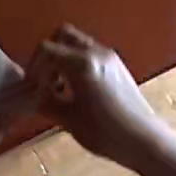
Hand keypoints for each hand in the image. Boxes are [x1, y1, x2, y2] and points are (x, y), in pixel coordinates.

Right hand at [30, 24, 175, 169]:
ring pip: (78, 44)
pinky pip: (91, 54)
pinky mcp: (117, 67)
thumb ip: (46, 102)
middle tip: (45, 80)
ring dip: (63, 59)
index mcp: (82, 64)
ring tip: (60, 88)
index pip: (47, 49)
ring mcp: (109, 58)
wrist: (143, 140)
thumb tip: (32, 96)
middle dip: (48, 55)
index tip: (32, 88)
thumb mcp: (68, 119)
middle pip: (63, 35)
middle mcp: (96, 53)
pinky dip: (77, 65)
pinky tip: (77, 91)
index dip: (34, 67)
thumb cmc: (104, 133)